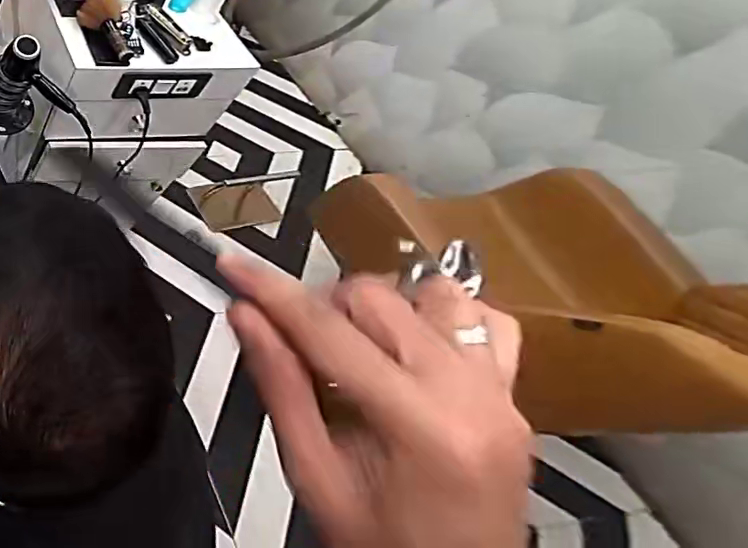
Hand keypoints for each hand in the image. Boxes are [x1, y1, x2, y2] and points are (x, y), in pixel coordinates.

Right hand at [219, 255, 531, 547]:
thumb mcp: (317, 479)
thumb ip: (281, 387)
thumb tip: (247, 318)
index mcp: (423, 426)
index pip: (326, 328)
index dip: (270, 290)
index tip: (236, 268)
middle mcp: (470, 397)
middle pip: (374, 297)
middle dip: (322, 308)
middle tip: (298, 344)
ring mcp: (497, 393)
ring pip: (427, 292)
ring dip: (382, 306)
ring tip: (358, 345)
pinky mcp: (510, 394)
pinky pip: (484, 320)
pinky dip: (440, 316)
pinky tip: (413, 342)